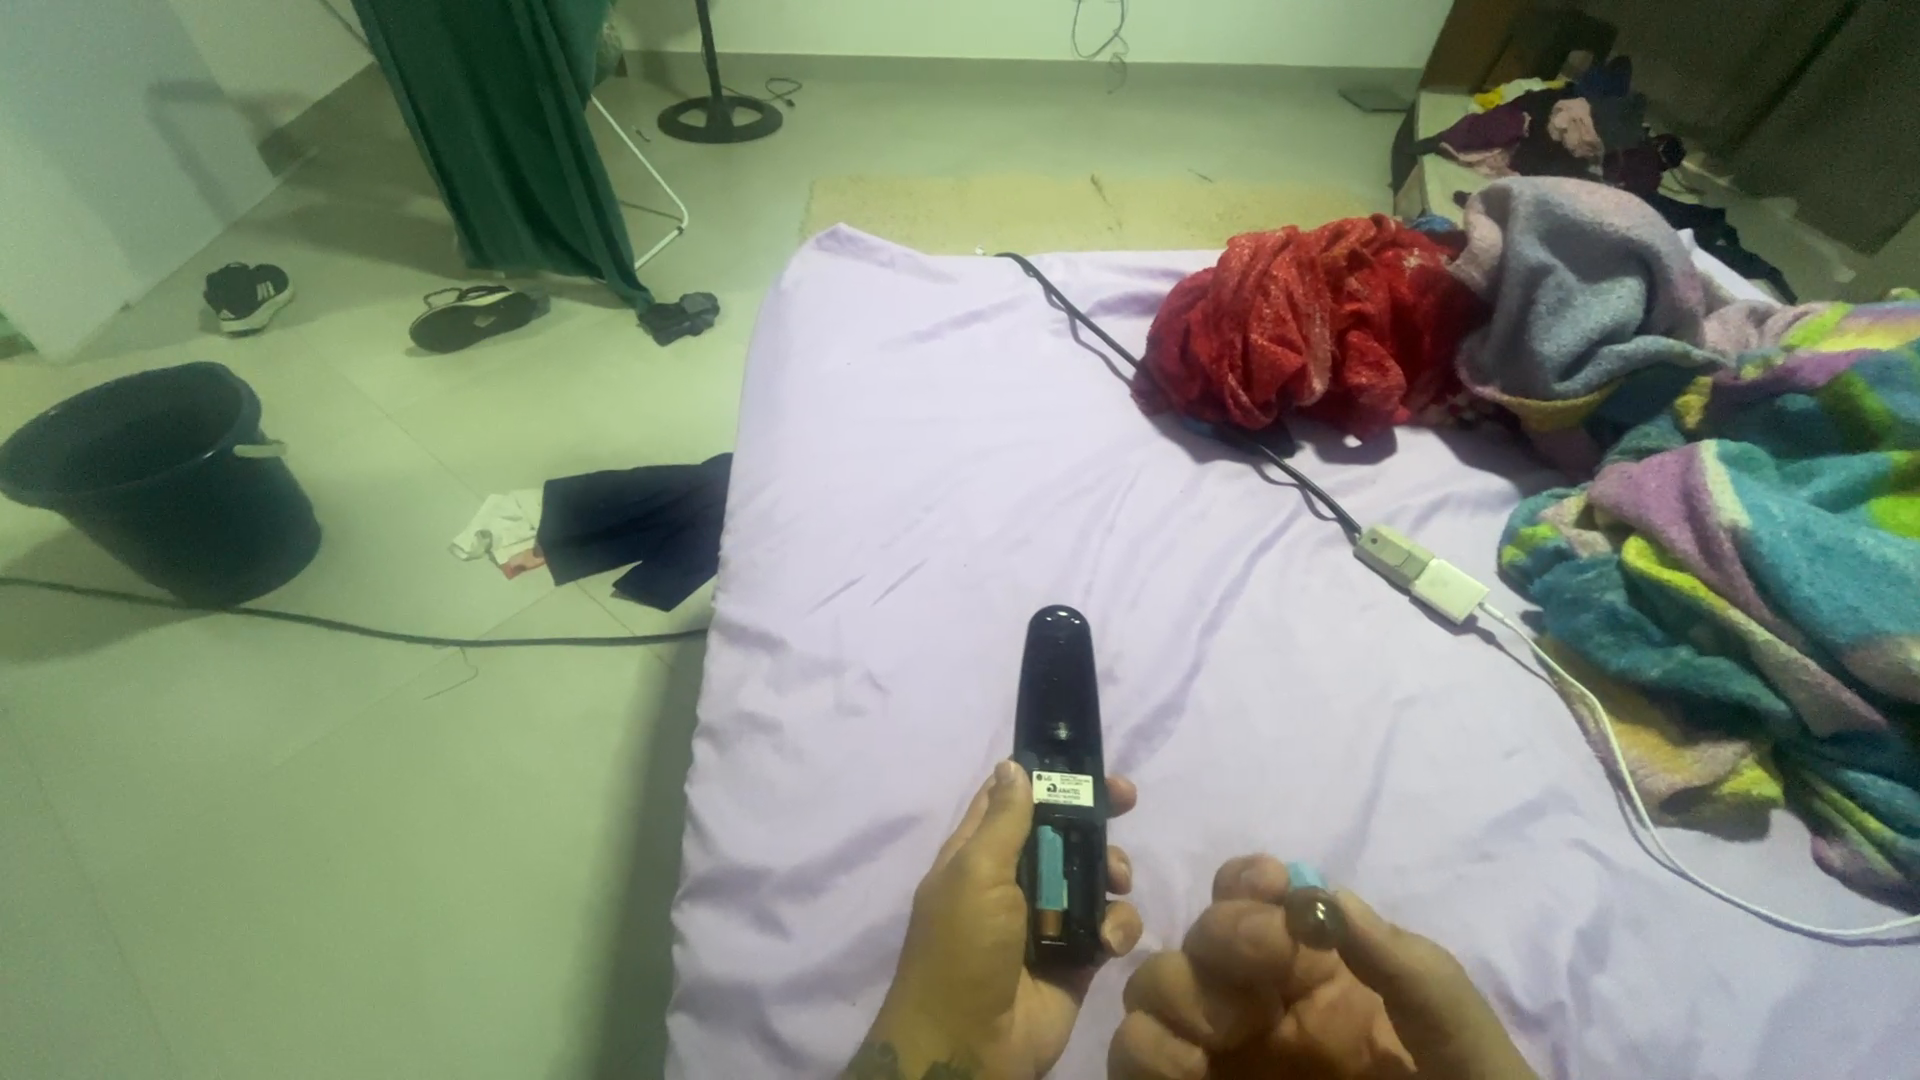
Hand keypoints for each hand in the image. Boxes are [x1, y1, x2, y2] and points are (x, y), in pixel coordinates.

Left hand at [851, 761, 1141, 1079]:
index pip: (1013, 797)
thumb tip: (1014, 764)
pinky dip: (1116, 924)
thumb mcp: (976, 874)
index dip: (1045, 774)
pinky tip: (1108, 937)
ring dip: (1111, 868)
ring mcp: (1047, 916)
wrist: (970, 1047)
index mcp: (981, 853)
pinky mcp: (1077, 955)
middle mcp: (1015, 877)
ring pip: (1091, 872)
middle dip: (1094, 812)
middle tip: (1127, 798)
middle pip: (1061, 829)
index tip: (1083, 761)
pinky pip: (1108, 924)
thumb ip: (1003, 820)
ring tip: (1115, 880)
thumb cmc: (964, 948)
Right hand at [1109, 855, 1533, 1079]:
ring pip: (1154, 991)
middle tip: (1269, 954)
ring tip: (1223, 1030)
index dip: (1248, 881)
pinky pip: (1134, 1059)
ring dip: (1176, 992)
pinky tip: (1190, 1067)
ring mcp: (1220, 1054)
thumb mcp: (1458, 1036)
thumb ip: (1408, 965)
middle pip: (1197, 937)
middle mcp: (1254, 1003)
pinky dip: (1144, 1051)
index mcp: (1309, 973)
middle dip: (1224, 933)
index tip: (1275, 882)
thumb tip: (1330, 895)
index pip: (1250, 900)